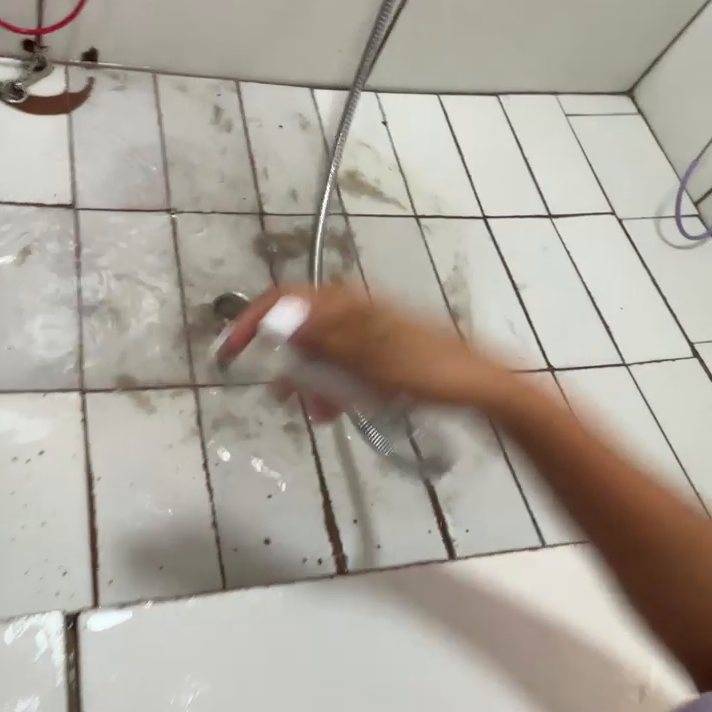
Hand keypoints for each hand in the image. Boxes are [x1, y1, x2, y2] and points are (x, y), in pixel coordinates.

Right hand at [220, 284, 513, 409]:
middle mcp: (354, 312)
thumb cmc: (425, 368)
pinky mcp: (381, 354)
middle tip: (280, 395)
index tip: (231, 348)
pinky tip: (336, 411)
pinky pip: (343, 367)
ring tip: (315, 412)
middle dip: (287, 361)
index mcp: (348, 304)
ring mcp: (368, 333)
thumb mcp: (369, 358)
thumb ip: (322, 339)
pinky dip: (334, 387)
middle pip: (302, 328)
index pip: (287, 299)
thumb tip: (278, 322)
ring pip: (322, 353)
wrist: (480, 386)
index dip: (254, 319)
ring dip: (312, 381)